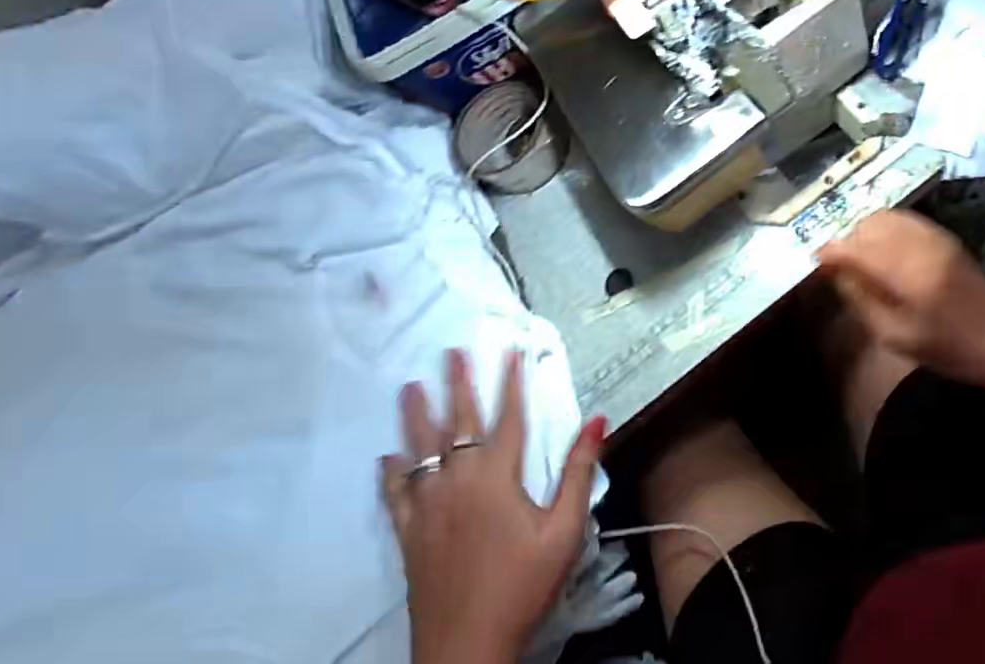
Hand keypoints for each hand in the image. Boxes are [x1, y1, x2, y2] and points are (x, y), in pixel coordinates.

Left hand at [383, 348, 605, 663]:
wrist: (465, 649)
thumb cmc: (522, 585)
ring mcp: (427, 508)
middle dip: (457, 384)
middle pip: (458, 423)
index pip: (508, 417)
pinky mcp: (408, 535)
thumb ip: (578, 471)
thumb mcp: (563, 529)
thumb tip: (597, 420)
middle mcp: (458, 482)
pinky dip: (391, 473)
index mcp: (496, 477)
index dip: (511, 381)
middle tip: (452, 351)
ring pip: (420, 450)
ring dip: (416, 416)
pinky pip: (395, 495)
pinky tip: (387, 458)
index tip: (511, 350)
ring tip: (409, 386)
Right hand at [817, 210, 984, 386]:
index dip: (833, 251)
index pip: (858, 249)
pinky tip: (880, 246)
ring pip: (884, 216)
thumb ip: (860, 298)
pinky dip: (884, 226)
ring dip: (864, 231)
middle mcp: (921, 247)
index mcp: (909, 276)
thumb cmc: (945, 347)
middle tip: (840, 262)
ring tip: (859, 254)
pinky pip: (902, 217)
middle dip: (848, 240)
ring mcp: (934, 236)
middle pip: (869, 226)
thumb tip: (835, 270)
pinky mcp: (942, 234)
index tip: (818, 259)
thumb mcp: (894, 335)